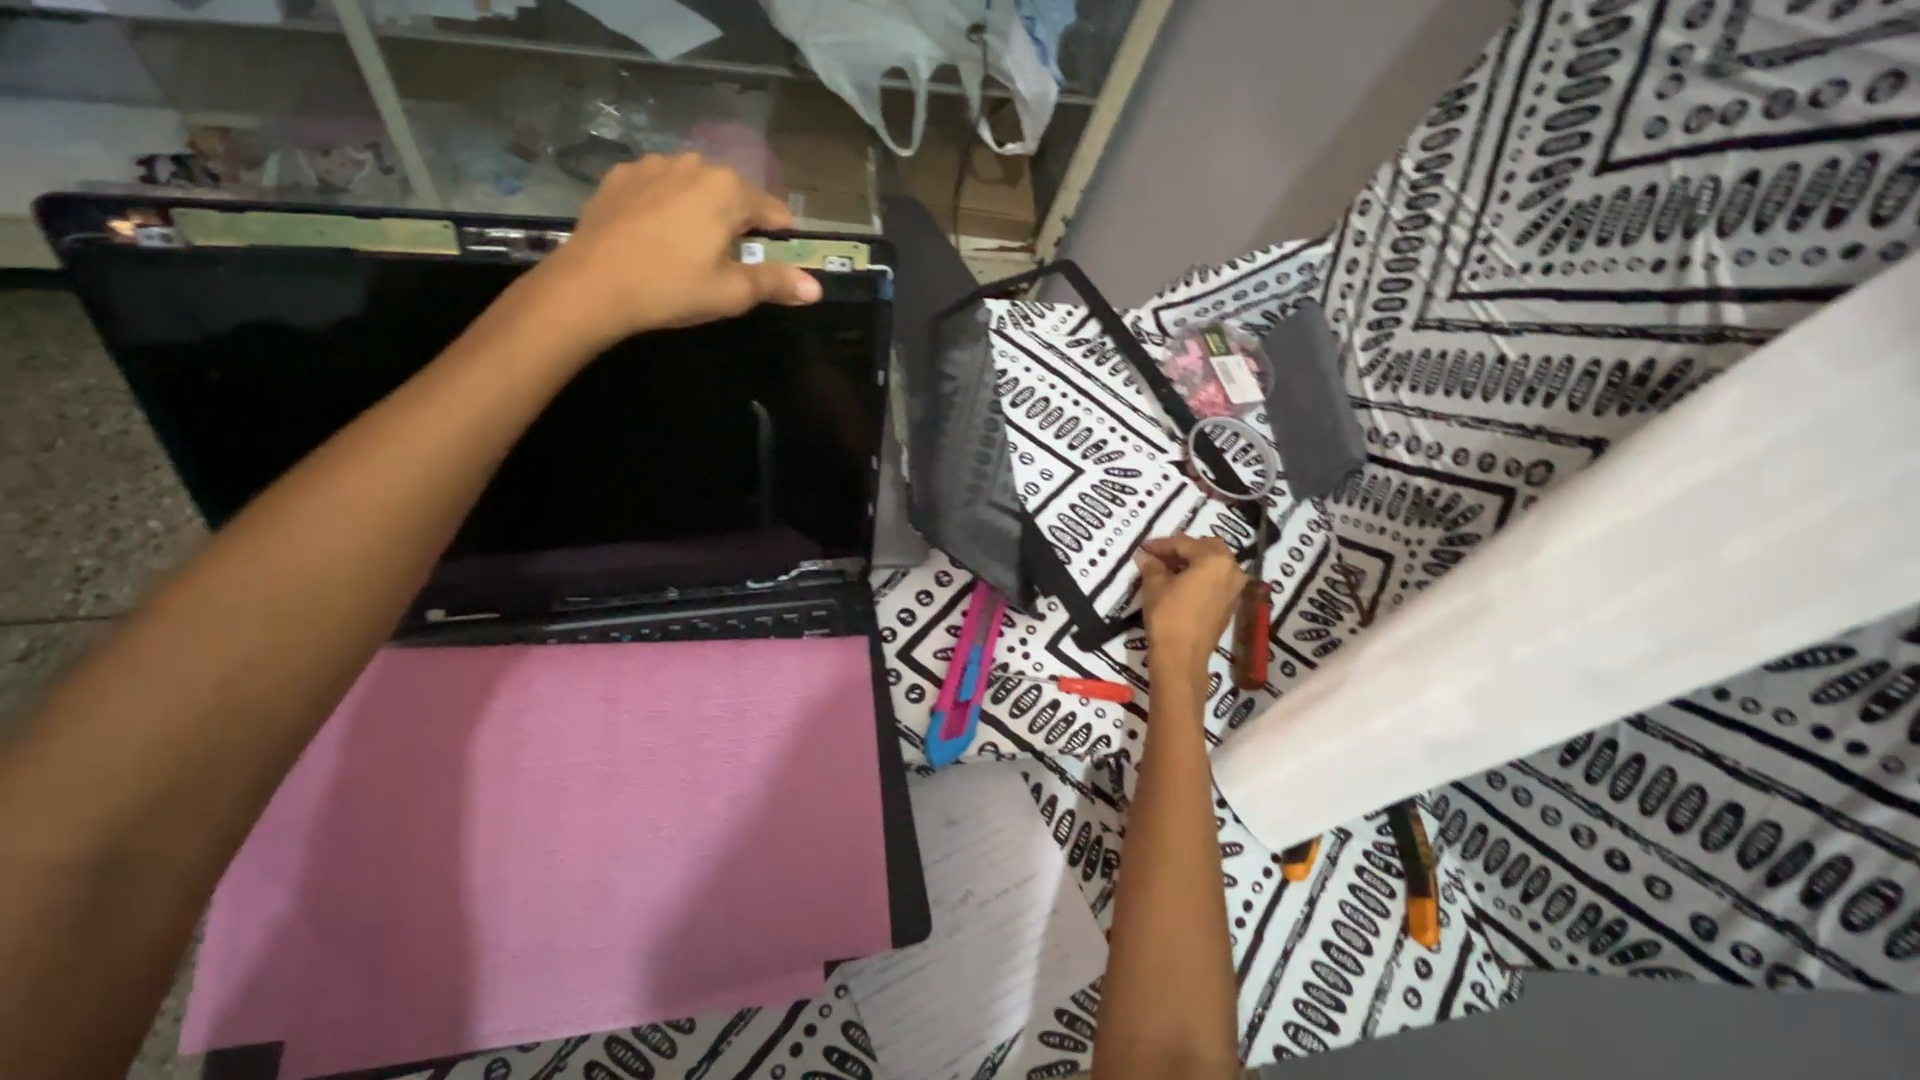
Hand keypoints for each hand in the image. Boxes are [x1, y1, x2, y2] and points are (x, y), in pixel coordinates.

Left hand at [531, 153, 822, 347]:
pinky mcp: (620, 176)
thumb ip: (776, 283)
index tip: (771, 263)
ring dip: (700, 212)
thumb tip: (816, 288)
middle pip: (733, 194)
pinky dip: (664, 207)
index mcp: (729, 190)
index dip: (779, 238)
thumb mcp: (731, 293)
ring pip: (694, 188)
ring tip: (687, 250)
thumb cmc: (670, 289)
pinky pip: (658, 188)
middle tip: (725, 263)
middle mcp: (695, 164)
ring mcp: (653, 165)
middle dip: (736, 223)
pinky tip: (653, 237)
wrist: (590, 285)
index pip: (773, 210)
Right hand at [1136, 535, 1247, 681]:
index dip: (1161, 544)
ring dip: (1194, 562)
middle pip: (1207, 548)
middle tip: (1161, 556)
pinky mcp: (1231, 605)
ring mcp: (1235, 589)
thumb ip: (1152, 565)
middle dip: (1183, 549)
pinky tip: (1182, 583)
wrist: (1182, 657)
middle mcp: (1232, 570)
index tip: (1144, 548)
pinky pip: (1217, 580)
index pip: (1185, 544)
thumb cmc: (1168, 616)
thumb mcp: (1154, 586)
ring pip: (1215, 564)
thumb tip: (1145, 556)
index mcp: (1215, 560)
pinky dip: (1202, 577)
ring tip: (1170, 569)